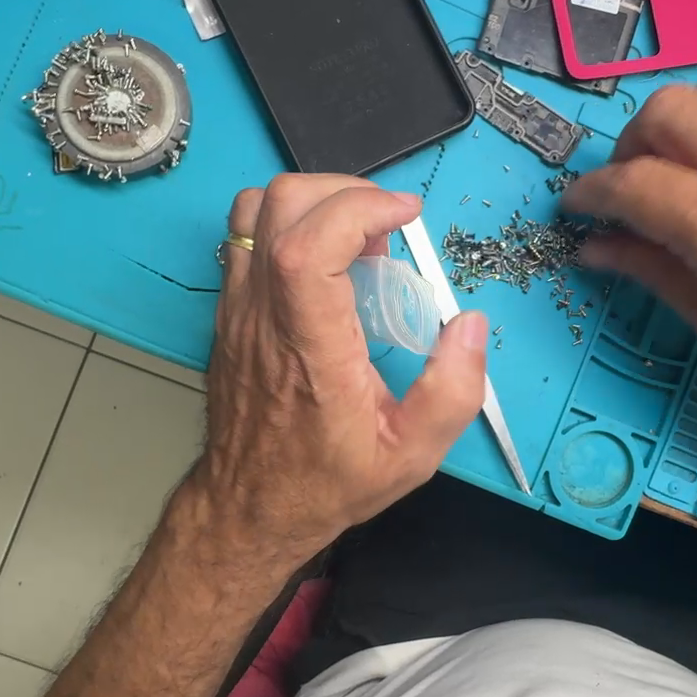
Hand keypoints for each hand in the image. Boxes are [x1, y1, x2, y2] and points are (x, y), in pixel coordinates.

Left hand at [189, 174, 489, 564]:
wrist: (250, 505)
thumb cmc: (327, 481)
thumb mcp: (412, 456)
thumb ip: (452, 392)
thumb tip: (468, 324)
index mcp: (310, 348)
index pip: (308, 247)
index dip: (359, 209)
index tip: (405, 216)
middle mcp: (262, 316)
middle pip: (280, 205)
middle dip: (345, 191)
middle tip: (386, 227)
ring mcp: (236, 308)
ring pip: (255, 209)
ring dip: (313, 201)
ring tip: (354, 238)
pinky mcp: (228, 309)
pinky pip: (246, 235)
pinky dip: (288, 222)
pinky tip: (323, 260)